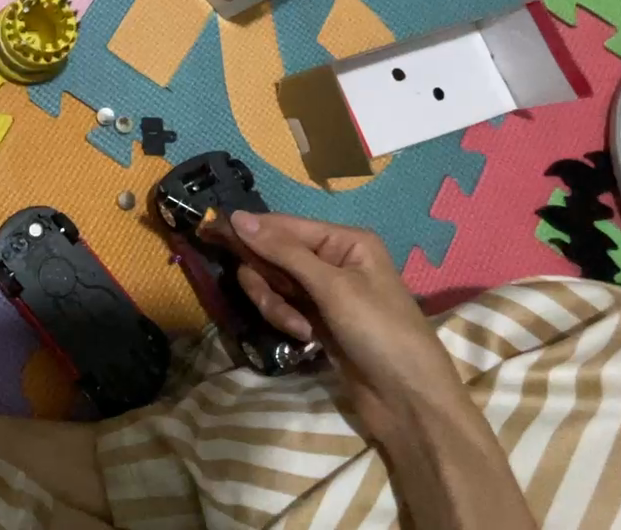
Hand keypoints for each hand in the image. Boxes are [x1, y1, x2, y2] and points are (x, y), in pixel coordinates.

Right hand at [202, 211, 468, 443]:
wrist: (411, 405)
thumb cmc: (380, 333)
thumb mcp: (332, 288)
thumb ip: (282, 251)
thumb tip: (236, 216)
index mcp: (344, 241)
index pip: (283, 224)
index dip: (248, 229)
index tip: (209, 230)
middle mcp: (333, 259)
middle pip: (272, 253)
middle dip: (266, 278)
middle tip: (271, 299)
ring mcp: (323, 291)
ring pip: (272, 281)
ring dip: (275, 304)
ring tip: (297, 328)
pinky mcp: (316, 318)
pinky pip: (282, 304)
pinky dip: (284, 318)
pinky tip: (303, 336)